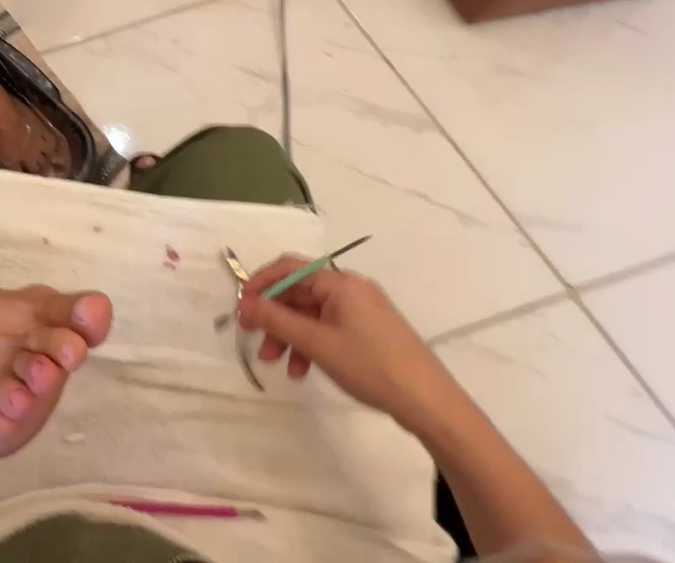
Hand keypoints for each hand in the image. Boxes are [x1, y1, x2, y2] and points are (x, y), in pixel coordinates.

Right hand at [237, 255, 466, 430]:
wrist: (432, 406)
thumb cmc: (371, 366)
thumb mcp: (316, 342)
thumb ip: (275, 319)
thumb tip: (243, 303)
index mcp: (340, 283)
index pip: (288, 268)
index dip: (260, 283)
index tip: (242, 308)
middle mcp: (351, 290)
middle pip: (298, 294)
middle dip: (274, 318)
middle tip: (255, 341)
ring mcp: (362, 312)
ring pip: (311, 315)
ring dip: (289, 336)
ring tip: (277, 364)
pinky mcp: (370, 333)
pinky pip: (328, 330)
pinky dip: (311, 346)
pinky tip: (303, 371)